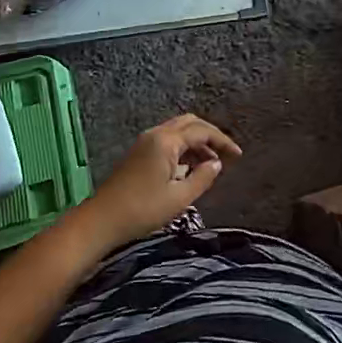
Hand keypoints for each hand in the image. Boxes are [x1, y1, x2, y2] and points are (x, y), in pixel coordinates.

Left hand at [70, 114, 240, 248]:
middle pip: (189, 123)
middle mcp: (155, 134)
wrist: (103, 219)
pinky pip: (166, 141)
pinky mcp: (138, 153)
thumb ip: (202, 177)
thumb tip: (216, 163)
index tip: (238, 155)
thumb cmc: (143, 210)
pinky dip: (183, 148)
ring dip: (196, 142)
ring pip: (177, 131)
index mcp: (166, 141)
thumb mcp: (179, 198)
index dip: (222, 141)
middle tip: (226, 154)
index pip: (201, 131)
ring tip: (211, 164)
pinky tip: (190, 168)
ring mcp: (144, 143)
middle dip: (210, 135)